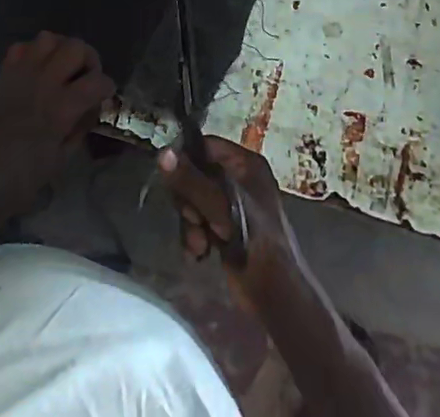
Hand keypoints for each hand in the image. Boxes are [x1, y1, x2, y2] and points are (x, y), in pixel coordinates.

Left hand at [0, 32, 114, 225]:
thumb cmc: (25, 176)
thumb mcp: (64, 156)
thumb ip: (81, 125)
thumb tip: (91, 106)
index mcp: (62, 107)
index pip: (98, 81)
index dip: (107, 87)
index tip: (105, 96)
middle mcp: (43, 82)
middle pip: (76, 47)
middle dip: (89, 59)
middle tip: (86, 77)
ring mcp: (20, 74)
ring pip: (49, 38)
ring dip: (61, 50)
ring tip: (62, 67)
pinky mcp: (2, 75)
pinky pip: (22, 47)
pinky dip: (34, 53)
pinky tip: (37, 69)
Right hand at [158, 136, 304, 309]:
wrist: (277, 294)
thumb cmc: (256, 241)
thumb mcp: (222, 207)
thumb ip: (191, 182)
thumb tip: (162, 153)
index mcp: (246, 164)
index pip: (205, 146)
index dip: (186, 162)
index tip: (174, 182)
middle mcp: (238, 178)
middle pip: (194, 174)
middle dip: (189, 202)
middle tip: (195, 219)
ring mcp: (231, 204)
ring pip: (192, 201)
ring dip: (190, 224)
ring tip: (200, 243)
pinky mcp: (224, 228)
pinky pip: (197, 222)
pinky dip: (195, 236)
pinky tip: (201, 253)